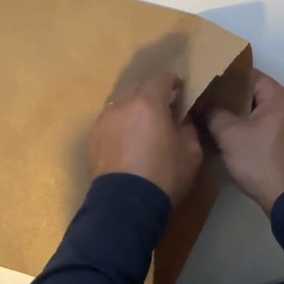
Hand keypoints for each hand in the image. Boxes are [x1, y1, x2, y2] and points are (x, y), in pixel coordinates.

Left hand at [89, 72, 203, 202]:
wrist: (125, 204)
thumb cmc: (163, 176)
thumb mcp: (190, 152)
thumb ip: (187, 127)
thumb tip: (182, 117)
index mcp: (147, 103)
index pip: (160, 79)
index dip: (171, 82)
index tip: (178, 89)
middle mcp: (121, 105)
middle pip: (136, 87)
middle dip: (149, 91)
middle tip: (161, 104)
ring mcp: (103, 120)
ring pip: (118, 102)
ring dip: (131, 104)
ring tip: (141, 120)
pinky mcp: (93, 137)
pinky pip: (108, 119)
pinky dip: (119, 120)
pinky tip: (126, 135)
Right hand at [204, 70, 283, 214]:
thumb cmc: (261, 162)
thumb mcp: (229, 136)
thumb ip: (214, 114)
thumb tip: (203, 103)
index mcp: (283, 99)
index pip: (252, 76)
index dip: (228, 78)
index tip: (209, 84)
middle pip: (262, 95)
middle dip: (236, 100)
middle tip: (211, 105)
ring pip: (270, 114)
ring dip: (250, 118)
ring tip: (225, 123)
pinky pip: (278, 130)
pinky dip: (262, 131)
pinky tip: (245, 142)